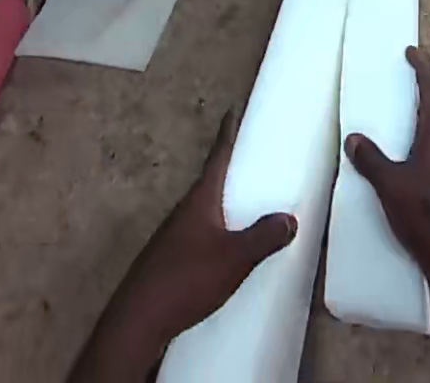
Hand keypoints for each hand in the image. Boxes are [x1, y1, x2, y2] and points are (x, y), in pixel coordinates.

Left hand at [70, 109, 297, 380]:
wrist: (139, 318)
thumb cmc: (186, 277)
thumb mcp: (234, 257)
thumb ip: (263, 237)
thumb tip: (289, 218)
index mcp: (201, 197)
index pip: (217, 156)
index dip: (227, 133)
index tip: (232, 109)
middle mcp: (186, 208)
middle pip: (211, 179)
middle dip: (231, 167)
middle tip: (253, 157)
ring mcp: (175, 233)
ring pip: (206, 206)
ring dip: (225, 200)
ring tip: (248, 201)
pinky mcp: (171, 256)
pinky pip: (201, 229)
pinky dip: (218, 226)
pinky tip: (228, 244)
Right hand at [346, 46, 429, 307]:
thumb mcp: (392, 187)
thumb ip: (372, 161)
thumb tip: (354, 137)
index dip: (424, 68)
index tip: (412, 51)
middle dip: (421, 88)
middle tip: (399, 77)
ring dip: (416, 117)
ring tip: (391, 114)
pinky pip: (427, 153)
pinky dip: (412, 143)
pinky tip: (395, 158)